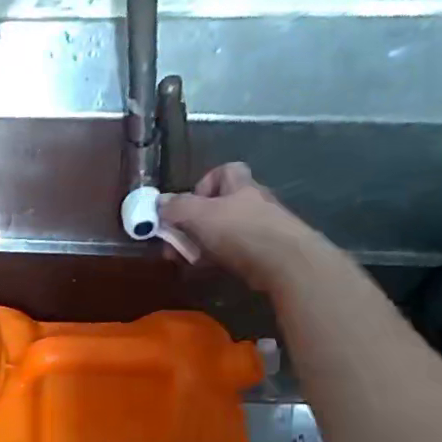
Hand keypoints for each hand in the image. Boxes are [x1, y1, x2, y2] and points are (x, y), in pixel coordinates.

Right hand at [158, 163, 328, 289]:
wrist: (283, 261)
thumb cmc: (240, 231)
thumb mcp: (200, 215)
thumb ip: (177, 208)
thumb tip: (159, 203)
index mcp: (240, 185)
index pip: (224, 171)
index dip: (203, 184)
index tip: (188, 205)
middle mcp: (253, 201)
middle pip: (220, 205)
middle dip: (195, 222)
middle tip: (179, 242)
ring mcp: (261, 226)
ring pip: (225, 230)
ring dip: (204, 243)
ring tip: (190, 260)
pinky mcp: (264, 250)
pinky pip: (234, 250)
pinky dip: (218, 258)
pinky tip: (210, 269)